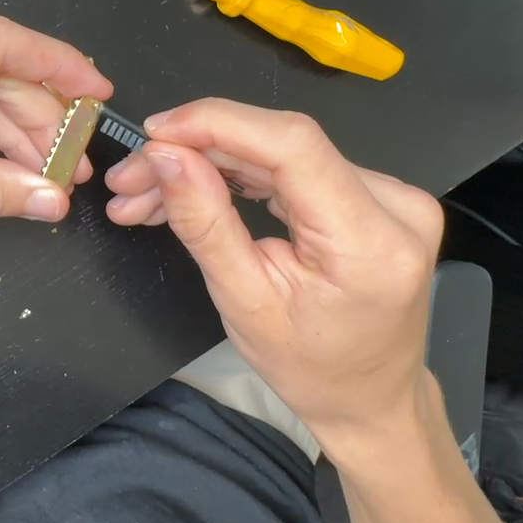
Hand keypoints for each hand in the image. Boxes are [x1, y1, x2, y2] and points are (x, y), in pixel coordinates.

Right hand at [103, 99, 442, 451]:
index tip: (153, 134)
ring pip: (272, 153)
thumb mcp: (243, 302)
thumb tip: (164, 156)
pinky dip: (230, 176)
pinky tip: (184, 188)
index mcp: (371, 240)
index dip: (216, 124)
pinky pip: (286, 167)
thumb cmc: (309, 366)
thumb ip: (204, 223)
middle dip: (192, 153)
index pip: (292, 144)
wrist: (368, 398)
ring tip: (142, 192)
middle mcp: (393, 204)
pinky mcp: (368, 194)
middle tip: (129, 180)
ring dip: (202, 165)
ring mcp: (386, 195)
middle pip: (275, 146)